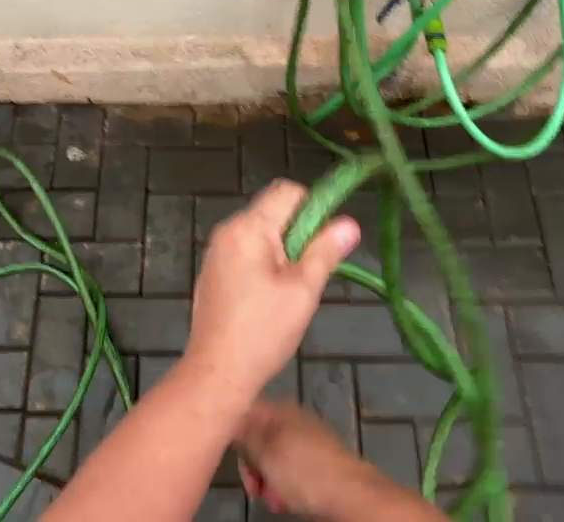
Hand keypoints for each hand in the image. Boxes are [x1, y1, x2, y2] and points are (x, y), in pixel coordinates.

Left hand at [183, 180, 359, 400]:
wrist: (216, 373)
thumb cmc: (263, 331)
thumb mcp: (303, 291)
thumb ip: (325, 251)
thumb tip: (350, 223)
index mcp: (249, 227)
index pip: (287, 191)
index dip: (314, 207)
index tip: (325, 243)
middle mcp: (228, 230)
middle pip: (274, 211)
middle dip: (299, 233)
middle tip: (309, 274)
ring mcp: (217, 250)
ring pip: (262, 233)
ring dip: (283, 251)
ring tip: (291, 291)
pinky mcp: (214, 270)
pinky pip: (247, 251)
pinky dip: (264, 264)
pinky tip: (269, 300)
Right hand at [235, 399, 400, 519]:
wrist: (351, 495)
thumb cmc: (304, 471)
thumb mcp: (264, 452)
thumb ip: (243, 432)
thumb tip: (226, 416)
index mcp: (279, 409)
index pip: (243, 410)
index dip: (231, 433)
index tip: (230, 458)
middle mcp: (291, 418)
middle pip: (256, 436)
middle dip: (251, 464)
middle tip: (253, 487)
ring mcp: (305, 439)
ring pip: (271, 455)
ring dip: (265, 478)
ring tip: (271, 498)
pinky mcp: (316, 460)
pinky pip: (288, 467)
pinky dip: (282, 483)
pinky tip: (285, 500)